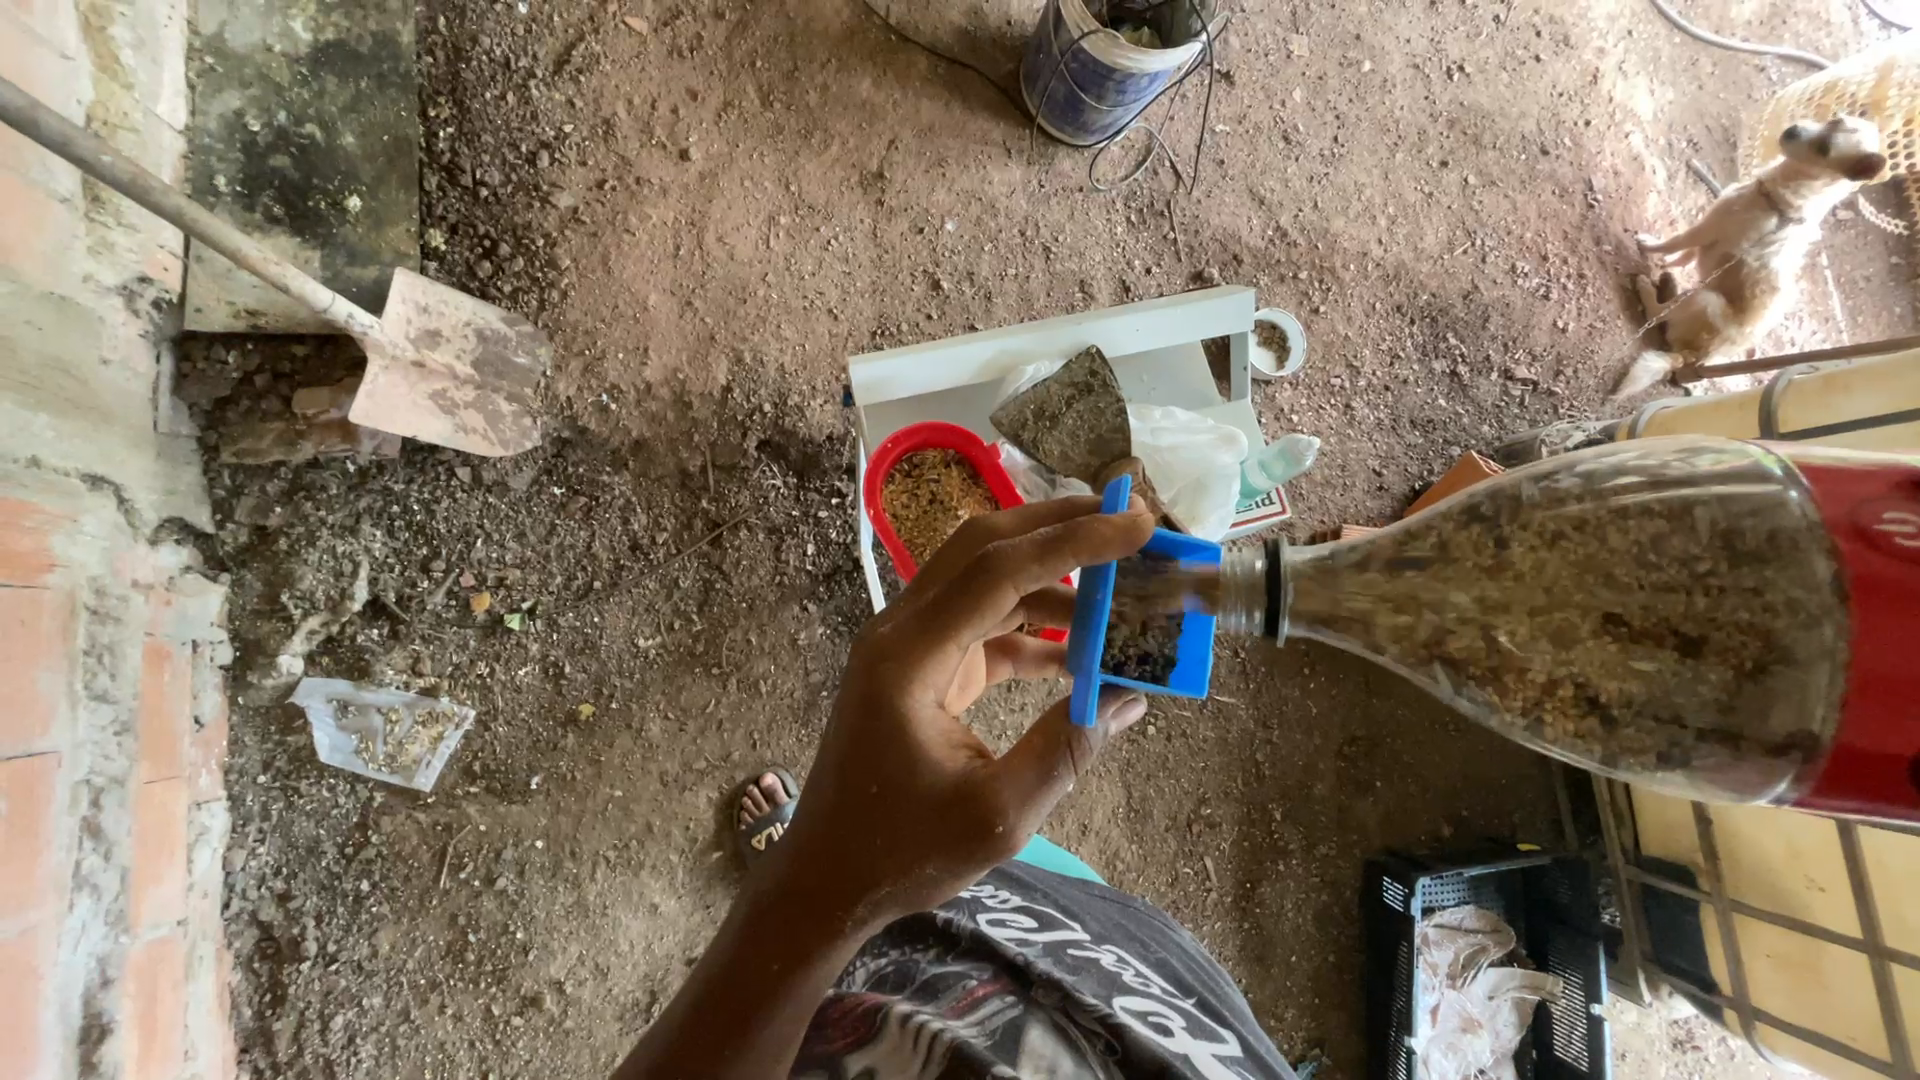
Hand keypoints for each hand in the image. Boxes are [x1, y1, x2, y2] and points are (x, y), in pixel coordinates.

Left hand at [758, 495, 1154, 932]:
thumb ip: (1066, 748)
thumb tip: (1132, 695)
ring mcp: (908, 646)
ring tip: (1119, 585)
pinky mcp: (921, 668)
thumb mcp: (998, 815)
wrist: (828, 877)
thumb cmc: (902, 853)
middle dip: (1058, 527)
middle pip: (983, 548)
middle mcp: (902, 632)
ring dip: (1051, 576)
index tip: (1138, 523)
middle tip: (1127, 522)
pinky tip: (1082, 649)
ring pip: (984, 581)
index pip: (998, 569)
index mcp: (909, 656)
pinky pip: (982, 626)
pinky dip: (1033, 626)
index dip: (1073, 541)